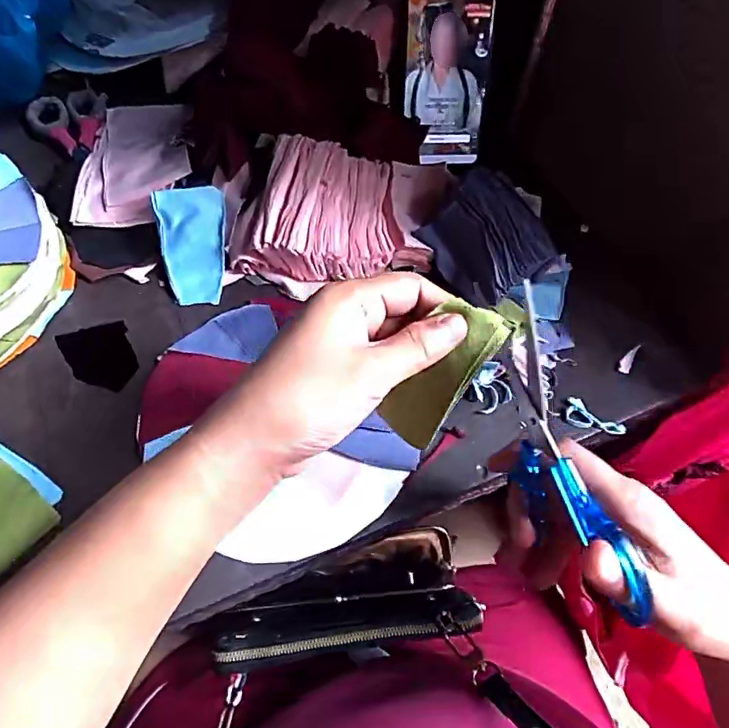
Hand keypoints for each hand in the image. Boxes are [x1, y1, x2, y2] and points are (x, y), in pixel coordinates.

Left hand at [191, 274, 467, 477]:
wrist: (253, 442)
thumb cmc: (311, 399)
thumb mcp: (373, 371)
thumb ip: (419, 346)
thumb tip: (459, 324)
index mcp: (349, 297)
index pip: (411, 285)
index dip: (444, 305)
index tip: (475, 332)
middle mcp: (343, 310)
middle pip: (401, 306)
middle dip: (434, 329)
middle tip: (468, 357)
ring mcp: (337, 338)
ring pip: (390, 333)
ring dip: (418, 350)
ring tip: (450, 373)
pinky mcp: (334, 365)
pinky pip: (376, 354)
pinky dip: (399, 366)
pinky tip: (418, 384)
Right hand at [500, 438, 728, 667]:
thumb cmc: (707, 611)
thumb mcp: (670, 606)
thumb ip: (627, 580)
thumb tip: (589, 552)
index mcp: (630, 501)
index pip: (573, 458)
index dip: (533, 456)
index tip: (500, 471)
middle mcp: (616, 500)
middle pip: (553, 481)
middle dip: (525, 509)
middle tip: (519, 551)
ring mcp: (611, 516)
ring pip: (552, 507)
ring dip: (530, 535)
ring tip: (526, 576)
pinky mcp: (608, 534)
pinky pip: (563, 531)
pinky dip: (544, 550)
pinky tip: (540, 578)